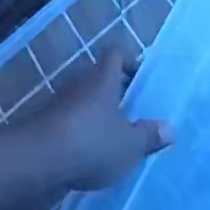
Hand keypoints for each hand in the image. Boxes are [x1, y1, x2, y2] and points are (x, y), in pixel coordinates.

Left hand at [22, 48, 172, 190]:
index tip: (140, 79)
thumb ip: (148, 135)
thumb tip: (169, 128)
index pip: (114, 53)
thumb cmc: (91, 142)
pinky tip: (94, 151)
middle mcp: (80, 81)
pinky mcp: (50, 118)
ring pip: (86, 96)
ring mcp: (62, 99)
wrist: (40, 156)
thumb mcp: (129, 144)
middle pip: (99, 75)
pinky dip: (84, 127)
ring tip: (117, 136)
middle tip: (134, 112)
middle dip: (116, 91)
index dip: (128, 60)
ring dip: (99, 111)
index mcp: (102, 79)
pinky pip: (73, 115)